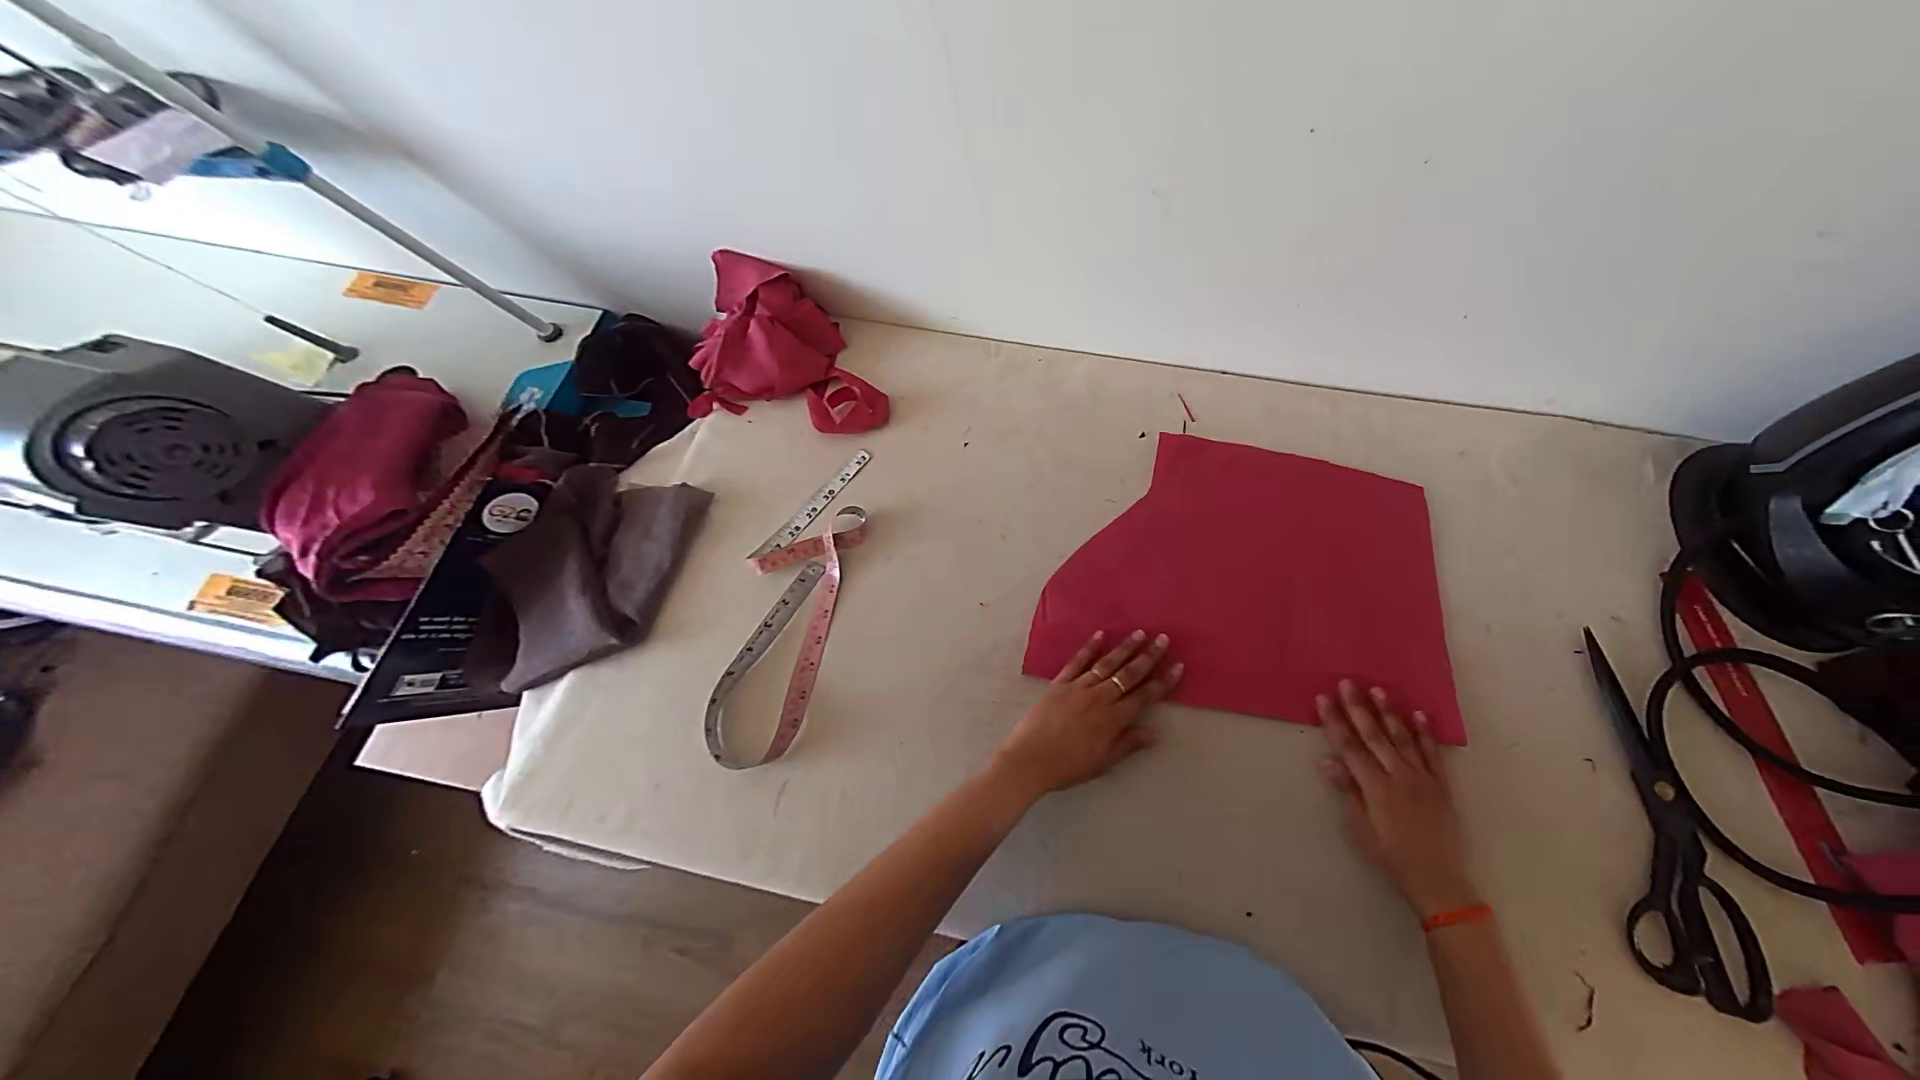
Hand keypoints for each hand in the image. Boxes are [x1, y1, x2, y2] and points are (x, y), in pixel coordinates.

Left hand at [990, 630, 1183, 799]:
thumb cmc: (1067, 766)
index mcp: (1113, 719)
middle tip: (1163, 639)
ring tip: (1139, 633)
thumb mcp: (1102, 762)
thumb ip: (1127, 744)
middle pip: (1129, 674)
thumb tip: (1154, 733)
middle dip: (1148, 656)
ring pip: (1106, 663)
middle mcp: (1099, 698)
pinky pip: (1077, 662)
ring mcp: (1078, 688)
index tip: (1177, 666)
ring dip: (1124, 648)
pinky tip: (1100, 635)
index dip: (1163, 681)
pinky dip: (1089, 648)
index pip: (1144, 696)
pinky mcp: (1059, 683)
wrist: (1029, 760)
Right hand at [1317, 680, 1478, 919]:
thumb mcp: (1360, 828)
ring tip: (1378, 690)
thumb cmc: (1390, 855)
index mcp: (1375, 788)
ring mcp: (1423, 779)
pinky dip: (1426, 734)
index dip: (1334, 722)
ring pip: (1403, 739)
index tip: (1323, 699)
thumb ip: (1348, 792)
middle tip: (1347, 683)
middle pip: (1374, 736)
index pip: (1350, 747)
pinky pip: (1433, 754)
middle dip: (1358, 708)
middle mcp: (1399, 777)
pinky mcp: (1442, 786)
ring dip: (1389, 713)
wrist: (1438, 879)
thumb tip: (1328, 760)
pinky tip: (1419, 715)